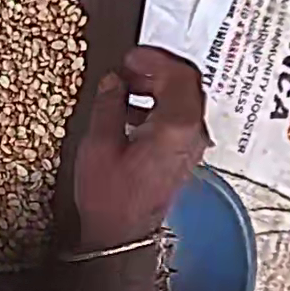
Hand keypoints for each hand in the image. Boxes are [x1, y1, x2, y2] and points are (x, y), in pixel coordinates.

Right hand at [73, 47, 211, 249]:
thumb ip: (108, 106)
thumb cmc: (109, 198)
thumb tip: (113, 82)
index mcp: (175, 126)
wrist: (120, 235)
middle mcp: (191, 134)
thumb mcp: (98, 145)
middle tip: (126, 68)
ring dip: (156, 87)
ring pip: (183, 100)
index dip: (154, 58)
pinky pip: (178, 119)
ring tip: (124, 88)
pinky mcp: (182, 156)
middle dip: (156, 70)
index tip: (130, 55)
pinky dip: (158, 106)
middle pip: (186, 85)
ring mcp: (190, 146)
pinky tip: (131, 112)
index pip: (178, 75)